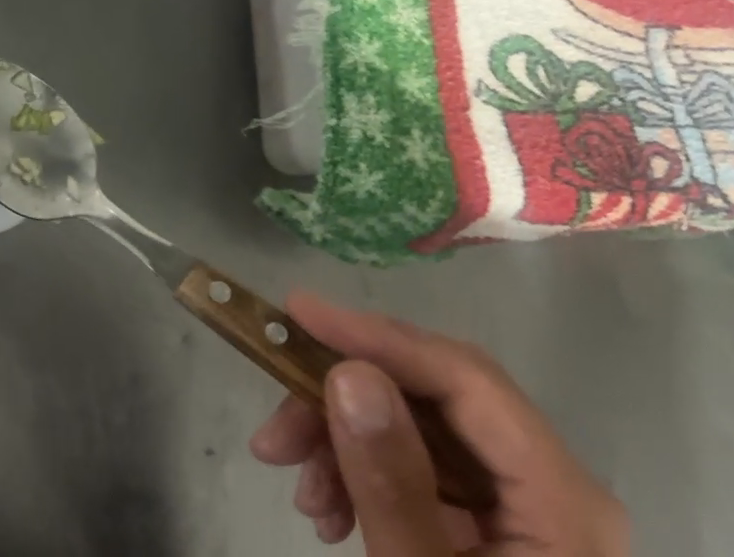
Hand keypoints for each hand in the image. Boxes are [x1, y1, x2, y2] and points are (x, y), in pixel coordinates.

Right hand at [249, 293, 629, 555]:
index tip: (293, 313)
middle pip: (430, 398)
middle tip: (272, 430)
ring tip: (294, 488)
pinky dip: (354, 473)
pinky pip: (408, 466)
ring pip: (409, 428)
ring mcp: (517, 504)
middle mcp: (548, 485)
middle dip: (339, 401)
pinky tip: (323, 510)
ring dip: (337, 442)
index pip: (464, 380)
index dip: (377, 336)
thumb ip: (392, 482)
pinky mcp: (485, 521)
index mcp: (562, 498)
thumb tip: (348, 375)